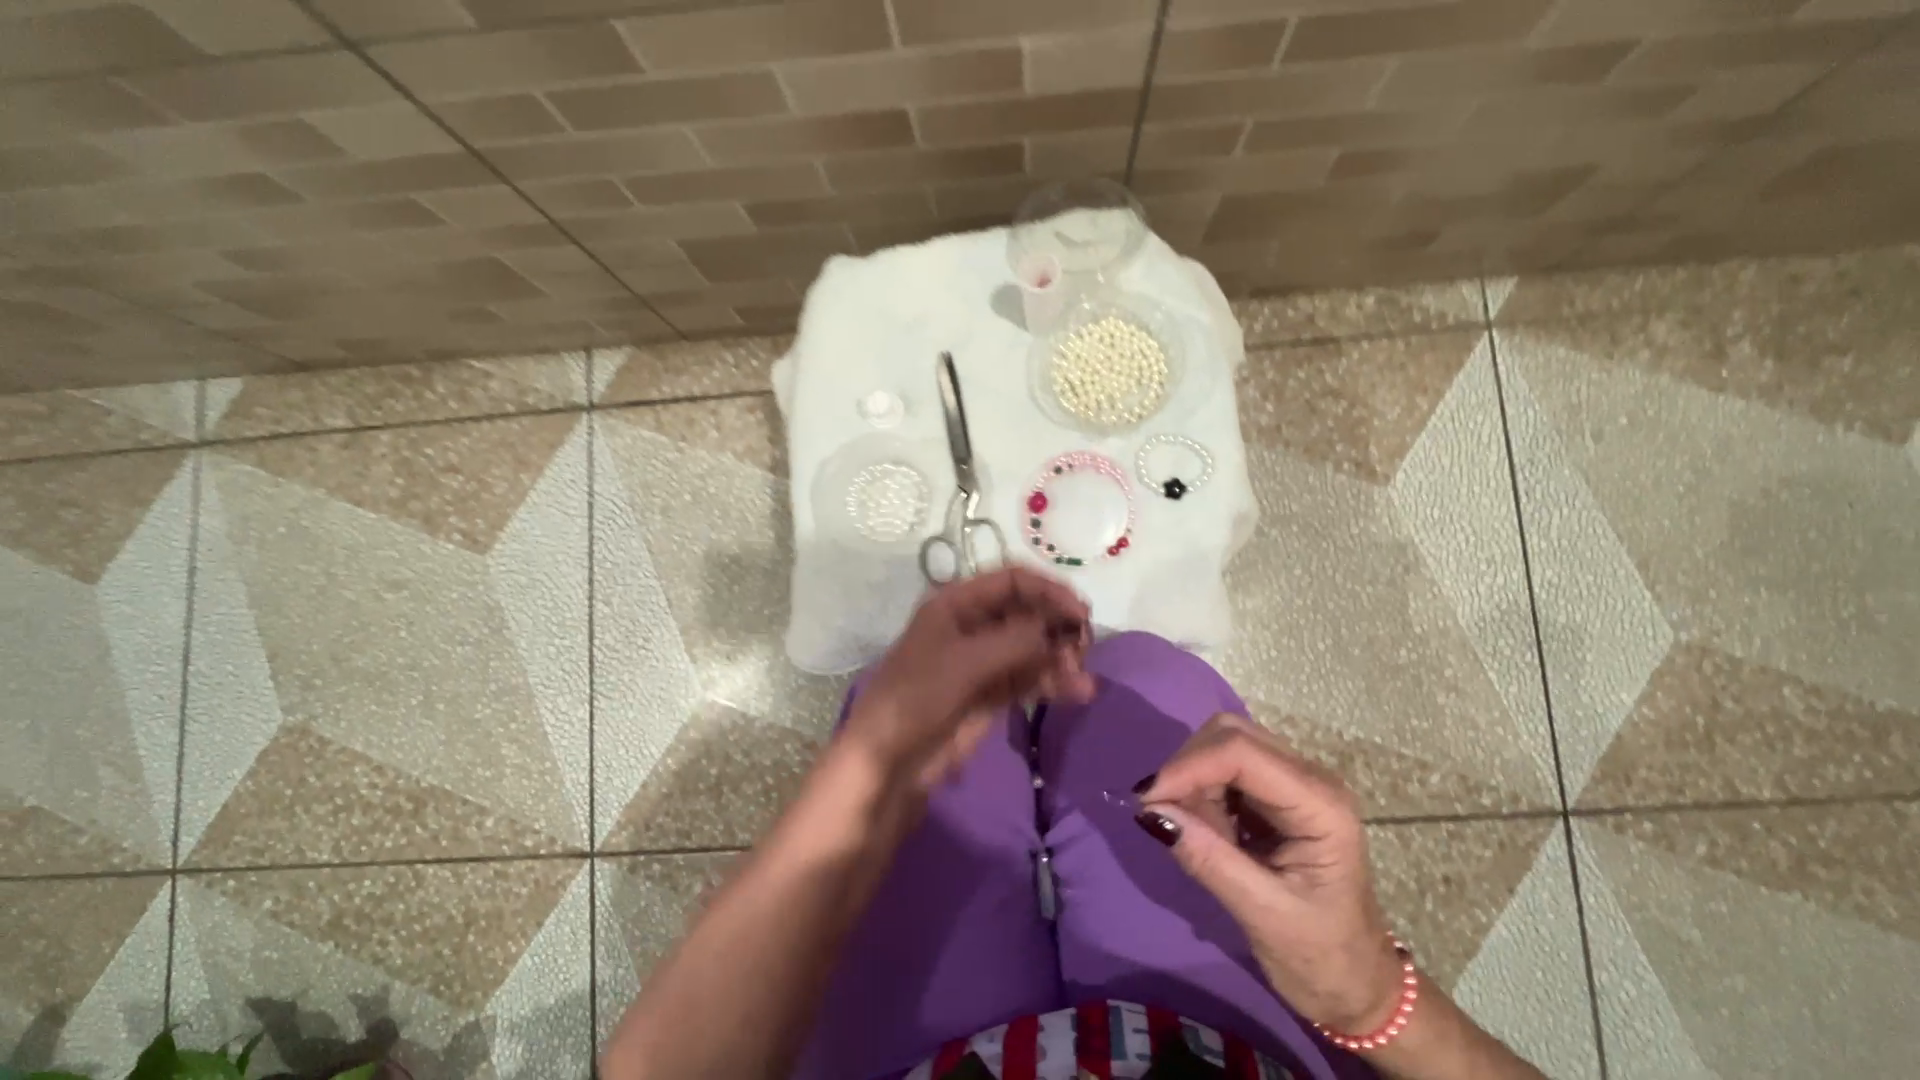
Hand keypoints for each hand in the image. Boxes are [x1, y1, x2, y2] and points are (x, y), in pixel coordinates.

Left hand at [845, 567, 1094, 789]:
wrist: (888, 762)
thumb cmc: (916, 697)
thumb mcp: (965, 662)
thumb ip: (1016, 639)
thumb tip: (1057, 626)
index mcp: (955, 603)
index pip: (1011, 581)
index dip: (1048, 590)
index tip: (1080, 613)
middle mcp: (971, 626)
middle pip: (1027, 612)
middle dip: (1057, 627)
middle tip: (1082, 650)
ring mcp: (982, 663)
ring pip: (1032, 648)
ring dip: (1060, 658)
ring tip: (1080, 680)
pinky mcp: (990, 696)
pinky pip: (1030, 679)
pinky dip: (1053, 682)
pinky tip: (1078, 692)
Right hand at [1134, 714, 1404, 1035]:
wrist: (1356, 983)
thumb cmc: (1321, 955)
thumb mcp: (1262, 913)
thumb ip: (1208, 858)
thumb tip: (1151, 812)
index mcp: (1320, 804)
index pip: (1241, 753)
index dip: (1188, 767)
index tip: (1145, 801)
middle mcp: (1310, 779)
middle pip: (1231, 735)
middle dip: (1189, 768)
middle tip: (1168, 818)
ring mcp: (1293, 784)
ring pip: (1224, 746)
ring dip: (1193, 780)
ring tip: (1194, 833)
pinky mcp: (1276, 795)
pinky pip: (1225, 770)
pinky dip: (1201, 790)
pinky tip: (1207, 831)